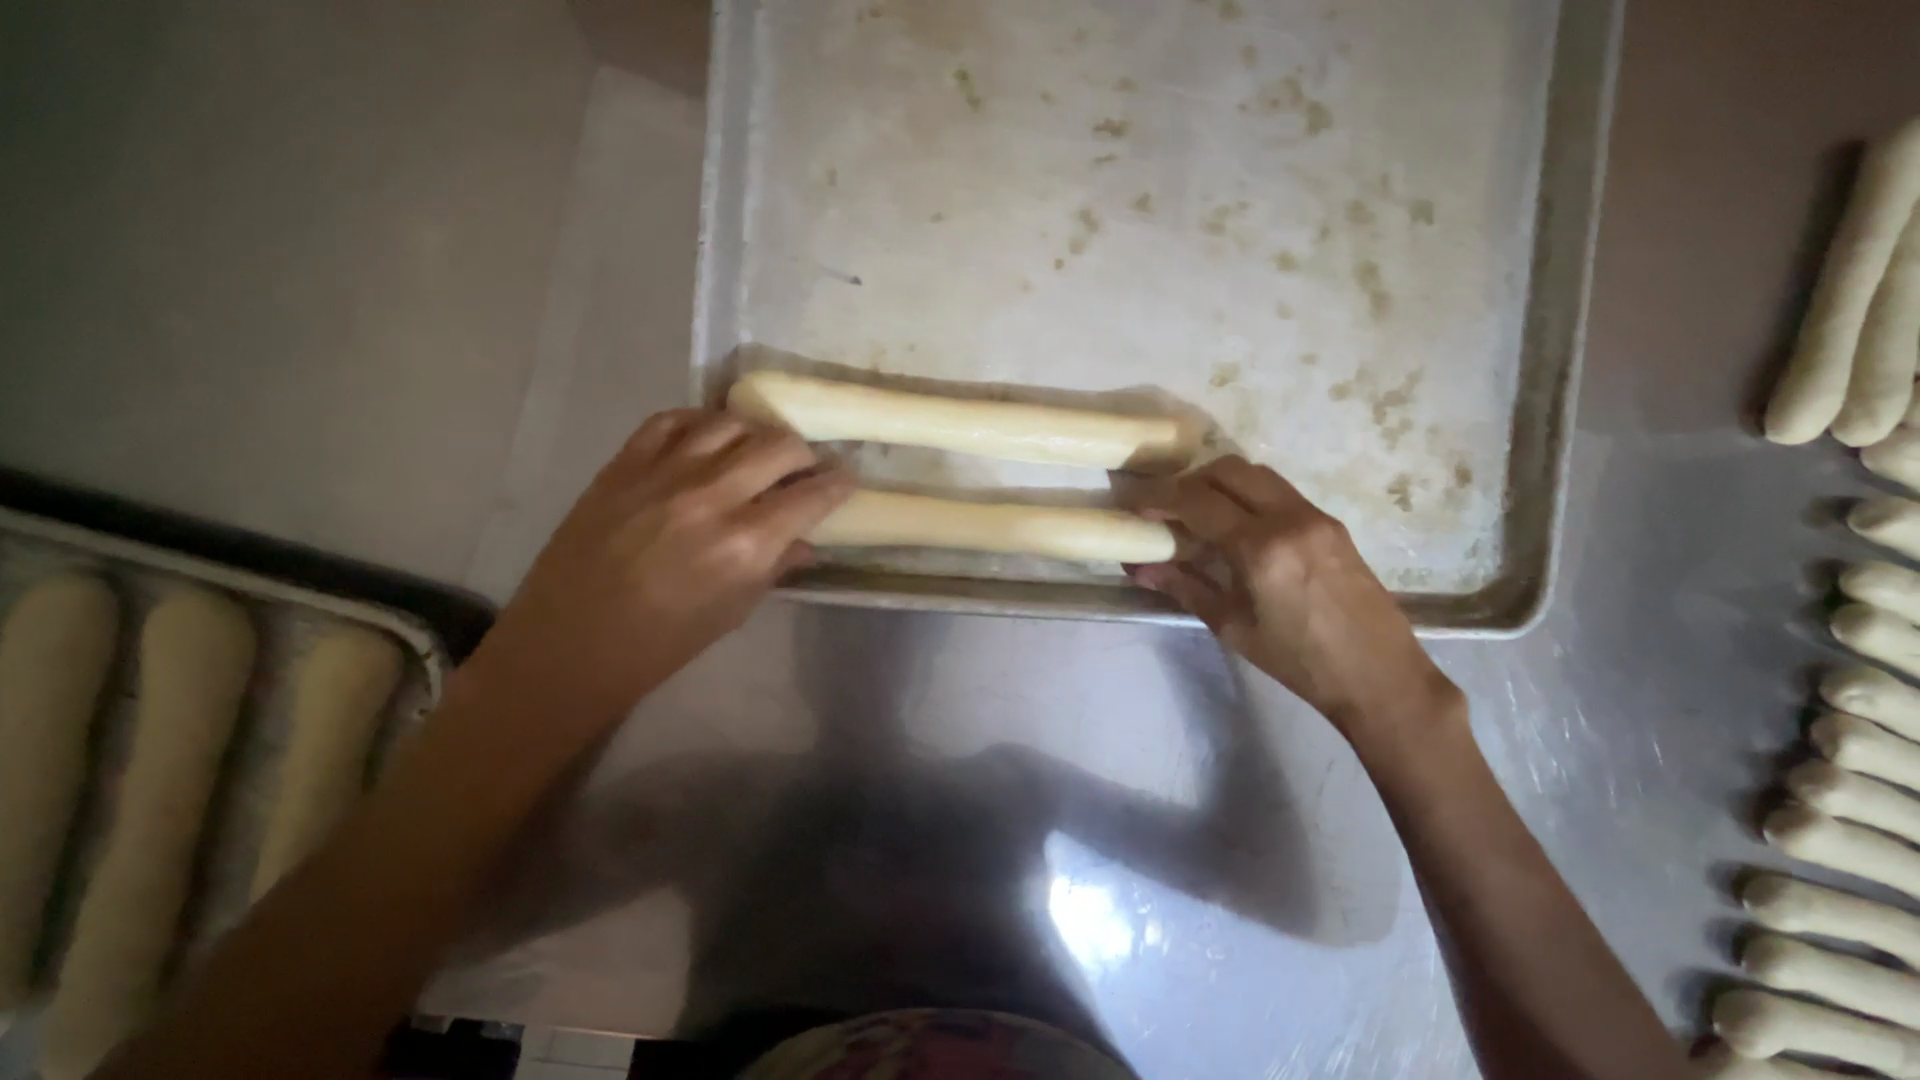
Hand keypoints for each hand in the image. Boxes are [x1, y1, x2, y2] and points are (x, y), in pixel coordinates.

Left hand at [466, 409, 852, 721]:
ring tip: (756, 451)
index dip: (839, 483)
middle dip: (804, 453)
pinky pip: (672, 419)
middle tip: (803, 468)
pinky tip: (707, 438)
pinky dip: (700, 423)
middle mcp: (712, 496)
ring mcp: (664, 473)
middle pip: (778, 445)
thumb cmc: (660, 643)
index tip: (847, 478)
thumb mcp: (731, 612)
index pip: (811, 495)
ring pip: (730, 423)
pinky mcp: (624, 463)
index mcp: (745, 544)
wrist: (569, 642)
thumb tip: (806, 542)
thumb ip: (774, 567)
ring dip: (755, 433)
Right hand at [1129, 456, 1460, 741]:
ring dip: (1221, 483)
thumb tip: (1137, 568)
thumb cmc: (1298, 662)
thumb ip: (1183, 587)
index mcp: (1260, 548)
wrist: (1379, 675)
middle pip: (1228, 470)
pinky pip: (1280, 492)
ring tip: (1200, 514)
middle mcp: (1289, 519)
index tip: (1133, 504)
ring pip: (1257, 474)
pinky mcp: (1332, 524)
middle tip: (1166, 506)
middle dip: (1189, 481)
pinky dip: (1250, 495)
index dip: (1159, 498)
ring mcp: (1316, 516)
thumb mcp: (1232, 627)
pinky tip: (1238, 526)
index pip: (1198, 501)